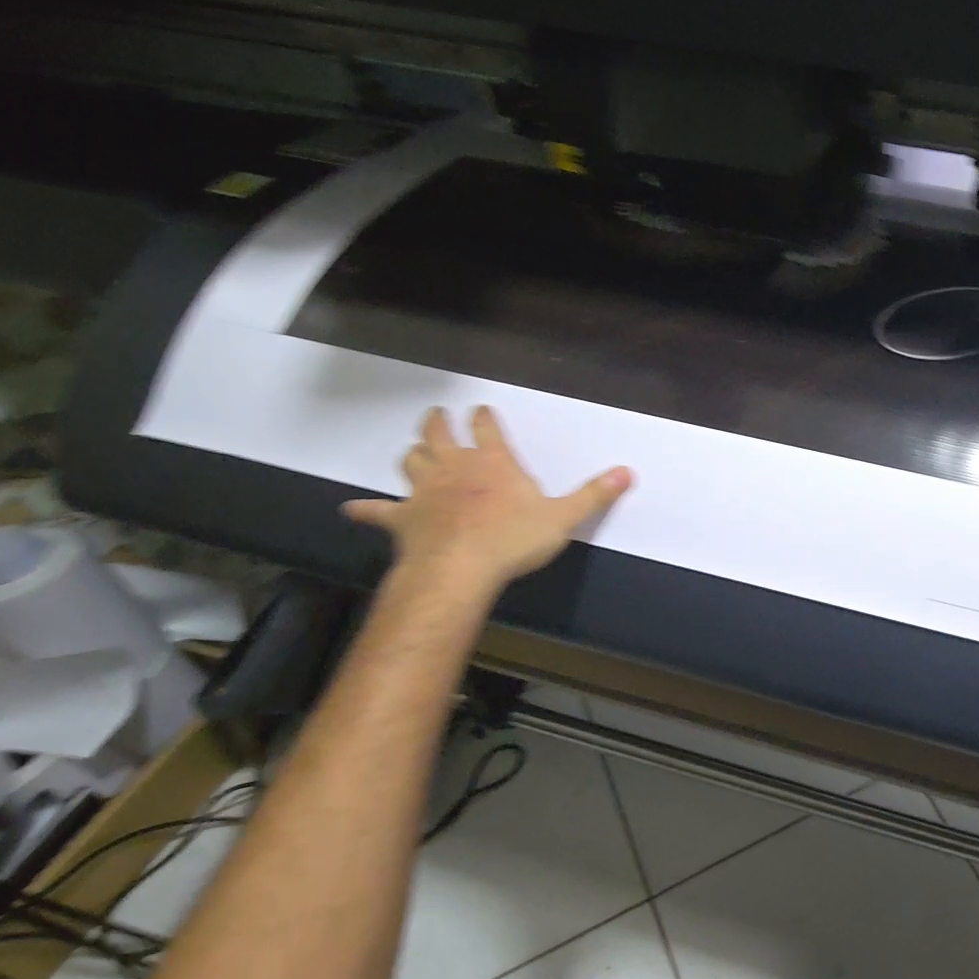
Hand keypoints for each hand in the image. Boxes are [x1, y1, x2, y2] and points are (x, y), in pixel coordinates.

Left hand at [342, 406, 631, 589]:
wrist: (460, 569)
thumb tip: (627, 472)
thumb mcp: (564, 517)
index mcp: (494, 463)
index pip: (486, 428)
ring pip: (412, 461)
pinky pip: (378, 510)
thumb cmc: (514, 539)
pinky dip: (365, 509)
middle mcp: (455, 468)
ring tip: (414, 448)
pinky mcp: (403, 519)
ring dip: (413, 453)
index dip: (483, 417)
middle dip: (438, 423)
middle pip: (439, 435)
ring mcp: (424, 492)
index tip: (481, 409)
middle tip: (437, 414)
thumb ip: (593, 495)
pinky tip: (351, 509)